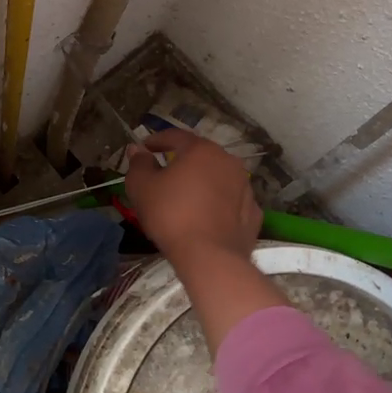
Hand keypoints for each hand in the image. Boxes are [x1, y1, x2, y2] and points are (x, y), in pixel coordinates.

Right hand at [123, 127, 261, 261]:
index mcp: (201, 151)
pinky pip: (230, 201)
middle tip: (163, 174)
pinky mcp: (253, 212)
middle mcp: (228, 162)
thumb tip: (138, 149)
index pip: (176, 136)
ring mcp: (245, 187)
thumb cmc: (170, 215)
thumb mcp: (142, 187)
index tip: (144, 148)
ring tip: (185, 198)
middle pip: (200, 155)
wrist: (209, 256)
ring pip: (218, 177)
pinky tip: (206, 216)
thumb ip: (139, 163)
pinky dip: (217, 203)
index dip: (156, 140)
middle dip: (181, 161)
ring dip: (202, 182)